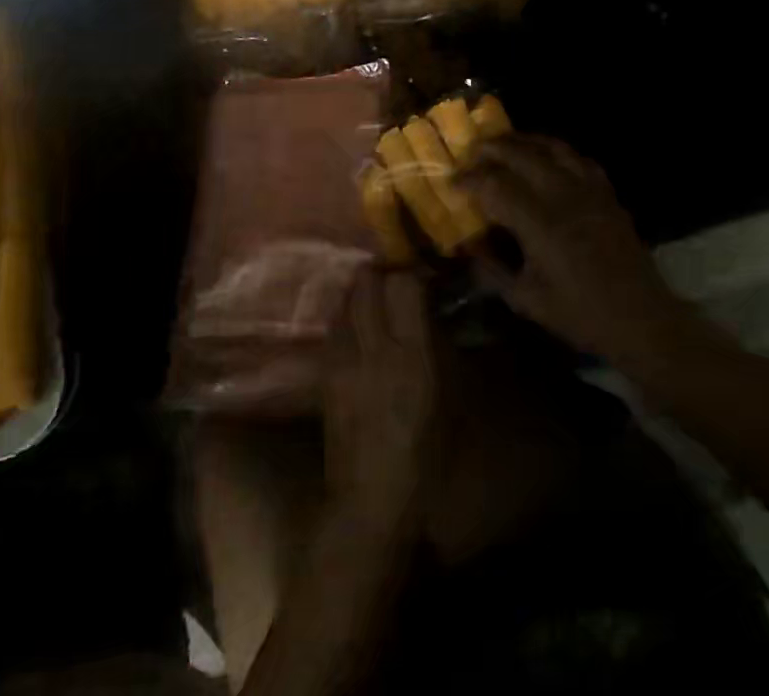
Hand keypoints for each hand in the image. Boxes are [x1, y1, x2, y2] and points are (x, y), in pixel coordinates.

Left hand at [324, 270, 438, 514]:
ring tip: (376, 300)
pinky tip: (358, 328)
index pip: (404, 287)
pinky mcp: (322, 369)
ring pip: (344, 299)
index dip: (413, 273)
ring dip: (360, 292)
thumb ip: (436, 348)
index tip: (422, 276)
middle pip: (365, 282)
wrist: (369, 495)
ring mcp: (340, 356)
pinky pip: (333, 325)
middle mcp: (371, 347)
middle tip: (396, 280)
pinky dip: (346, 316)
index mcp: (410, 357)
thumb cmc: (423, 455)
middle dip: (381, 273)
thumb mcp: (446, 400)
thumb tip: (428, 312)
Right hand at [458, 136, 679, 357]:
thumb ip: (491, 270)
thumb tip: (466, 246)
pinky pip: (580, 160)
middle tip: (469, 154)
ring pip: (553, 149)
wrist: (643, 320)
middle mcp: (565, 199)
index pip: (495, 186)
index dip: (469, 180)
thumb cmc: (580, 315)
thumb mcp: (524, 299)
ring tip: (501, 143)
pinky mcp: (608, 196)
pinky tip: (545, 157)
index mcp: (540, 226)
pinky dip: (556, 151)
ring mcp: (590, 194)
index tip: (451, 183)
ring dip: (523, 142)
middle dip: (491, 150)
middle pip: (522, 156)